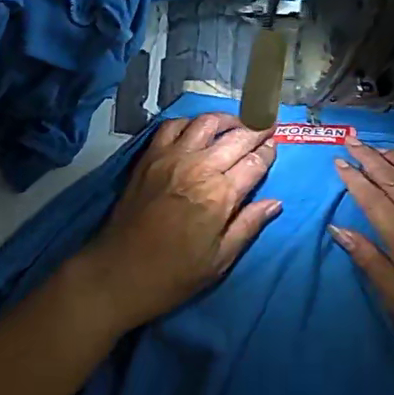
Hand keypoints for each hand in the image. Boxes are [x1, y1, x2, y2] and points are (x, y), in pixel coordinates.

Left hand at [69, 112, 282, 330]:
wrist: (118, 272)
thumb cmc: (173, 275)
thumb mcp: (219, 261)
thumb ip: (248, 226)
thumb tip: (275, 202)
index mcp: (220, 195)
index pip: (255, 162)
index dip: (269, 152)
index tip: (276, 146)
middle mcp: (199, 167)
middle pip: (236, 137)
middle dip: (256, 129)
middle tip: (267, 126)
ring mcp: (171, 157)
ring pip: (206, 123)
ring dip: (227, 120)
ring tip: (237, 123)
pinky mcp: (149, 156)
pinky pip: (173, 126)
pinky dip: (190, 122)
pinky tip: (198, 129)